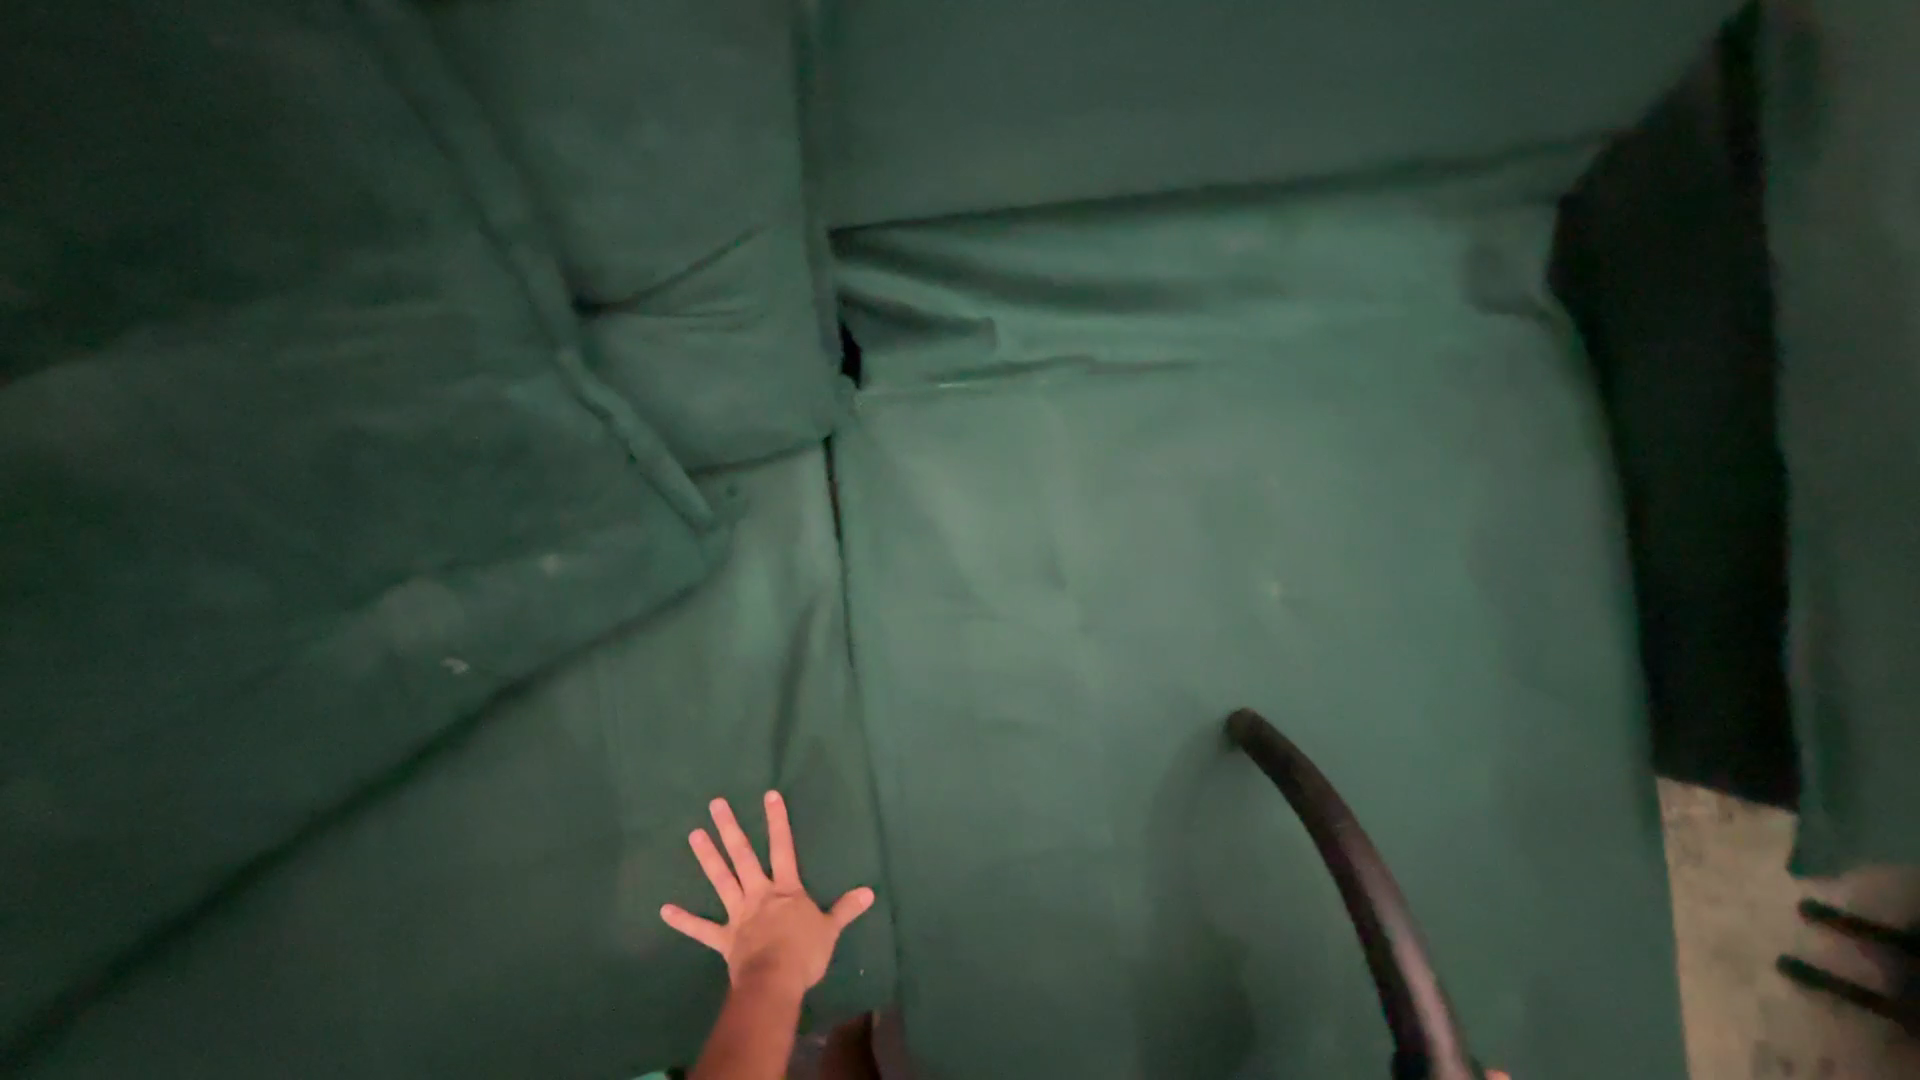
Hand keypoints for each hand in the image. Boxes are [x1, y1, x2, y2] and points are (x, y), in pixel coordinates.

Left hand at [661, 791, 875, 997]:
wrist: (775, 982)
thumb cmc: (804, 953)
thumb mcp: (831, 929)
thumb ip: (846, 908)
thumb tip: (870, 892)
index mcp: (786, 889)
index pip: (783, 847)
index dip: (777, 821)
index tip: (768, 794)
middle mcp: (759, 894)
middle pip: (743, 855)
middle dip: (730, 828)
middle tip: (716, 804)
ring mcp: (739, 915)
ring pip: (721, 880)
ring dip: (708, 857)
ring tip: (694, 834)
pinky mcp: (724, 938)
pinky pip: (701, 928)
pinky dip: (684, 920)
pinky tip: (665, 910)